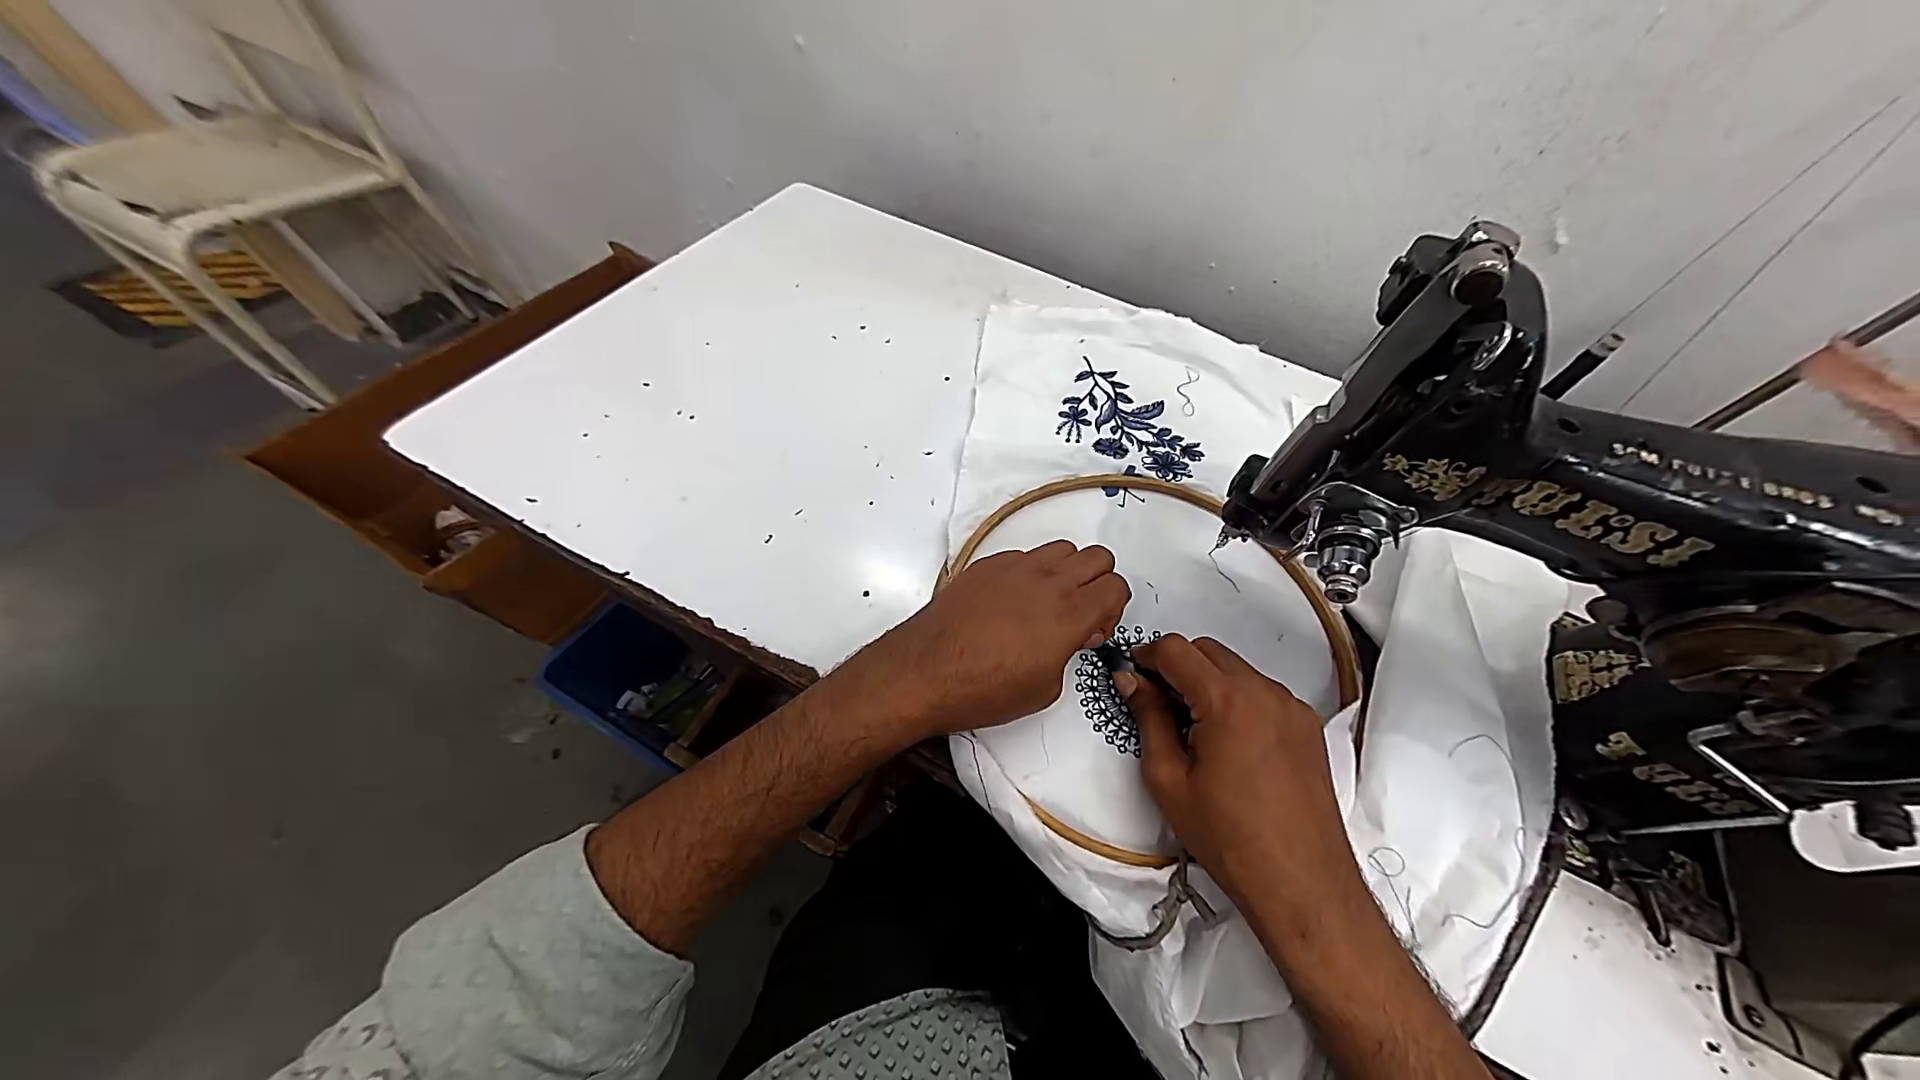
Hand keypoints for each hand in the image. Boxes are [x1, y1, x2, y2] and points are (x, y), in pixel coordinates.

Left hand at [830, 540, 1130, 742]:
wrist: (926, 671)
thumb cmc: (978, 686)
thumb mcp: (1043, 689)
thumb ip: (1067, 654)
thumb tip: (1066, 642)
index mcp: (1068, 614)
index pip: (1116, 586)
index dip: (1113, 608)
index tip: (1096, 628)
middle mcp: (1045, 582)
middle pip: (1097, 556)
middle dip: (1099, 582)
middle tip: (1082, 610)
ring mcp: (1014, 568)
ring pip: (1062, 547)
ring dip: (1067, 570)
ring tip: (1050, 600)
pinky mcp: (987, 565)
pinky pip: (1023, 554)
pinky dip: (1030, 570)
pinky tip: (1015, 598)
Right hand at [1121, 634, 1360, 920]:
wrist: (1300, 883)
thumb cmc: (1238, 841)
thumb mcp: (1168, 777)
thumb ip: (1147, 717)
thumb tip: (1133, 684)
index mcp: (1228, 702)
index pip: (1175, 649)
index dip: (1146, 655)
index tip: (1134, 671)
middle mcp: (1265, 696)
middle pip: (1207, 650)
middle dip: (1176, 665)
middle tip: (1155, 699)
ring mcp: (1291, 710)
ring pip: (1235, 668)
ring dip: (1207, 681)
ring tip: (1190, 726)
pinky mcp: (1306, 727)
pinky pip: (1262, 691)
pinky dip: (1236, 698)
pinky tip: (1223, 739)